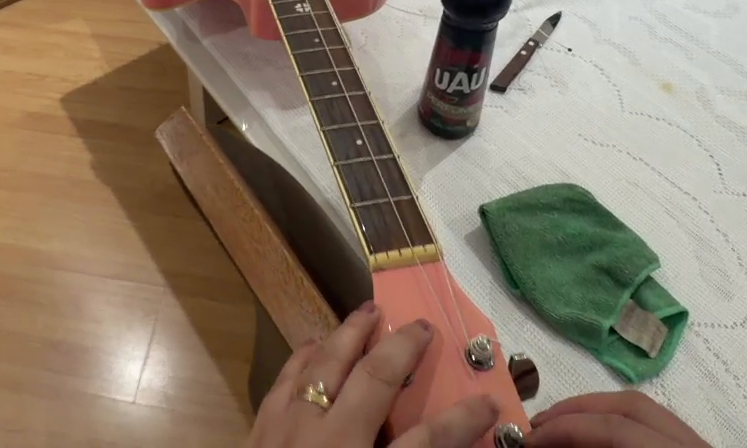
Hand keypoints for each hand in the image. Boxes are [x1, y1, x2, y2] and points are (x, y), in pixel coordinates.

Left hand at [246, 302, 500, 447]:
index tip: (488, 402)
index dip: (460, 421)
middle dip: (399, 348)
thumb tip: (429, 446)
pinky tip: (312, 344)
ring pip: (324, 364)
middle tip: (419, 323)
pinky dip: (303, 356)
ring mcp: (288, 430)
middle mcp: (328, 442)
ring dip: (348, 335)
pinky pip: (286, 379)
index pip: (426, 443)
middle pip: (371, 380)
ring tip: (367, 312)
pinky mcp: (258, 430)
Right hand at [527, 392, 710, 447]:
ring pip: (644, 409)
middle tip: (538, 426)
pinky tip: (595, 438)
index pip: (615, 429)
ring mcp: (702, 445)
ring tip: (560, 428)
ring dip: (595, 413)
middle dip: (577, 411)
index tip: (528, 439)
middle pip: (630, 404)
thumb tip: (542, 445)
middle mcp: (695, 444)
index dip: (565, 429)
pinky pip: (655, 425)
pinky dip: (619, 425)